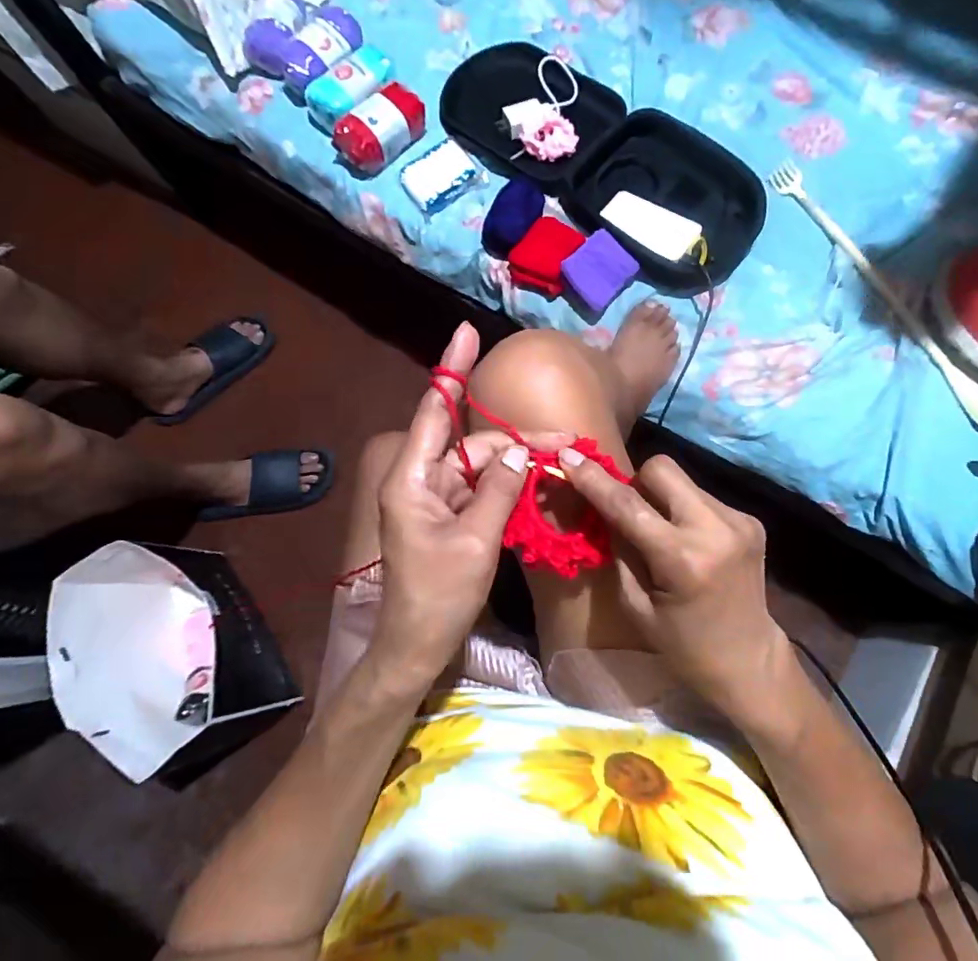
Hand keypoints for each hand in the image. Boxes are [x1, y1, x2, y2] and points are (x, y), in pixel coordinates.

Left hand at [368, 323, 555, 687]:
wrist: (416, 645)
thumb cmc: (438, 596)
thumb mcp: (476, 542)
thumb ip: (500, 490)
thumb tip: (522, 451)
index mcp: (412, 478)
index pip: (433, 411)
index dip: (451, 369)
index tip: (466, 332)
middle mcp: (419, 478)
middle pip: (471, 443)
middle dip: (515, 441)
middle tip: (565, 443)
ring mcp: (433, 497)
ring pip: (480, 465)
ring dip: (516, 464)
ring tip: (562, 462)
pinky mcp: (446, 514)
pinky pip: (480, 487)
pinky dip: (507, 485)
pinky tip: (538, 482)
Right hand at [558, 450, 793, 726]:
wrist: (749, 660)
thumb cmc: (684, 645)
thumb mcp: (636, 606)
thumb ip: (619, 549)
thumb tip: (602, 507)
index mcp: (683, 560)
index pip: (628, 505)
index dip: (594, 480)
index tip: (569, 457)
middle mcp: (716, 530)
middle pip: (661, 468)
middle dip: (635, 480)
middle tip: (629, 512)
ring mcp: (739, 521)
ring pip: (682, 479)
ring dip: (660, 496)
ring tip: (661, 532)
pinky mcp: (750, 520)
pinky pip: (700, 495)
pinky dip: (682, 509)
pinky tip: (687, 541)